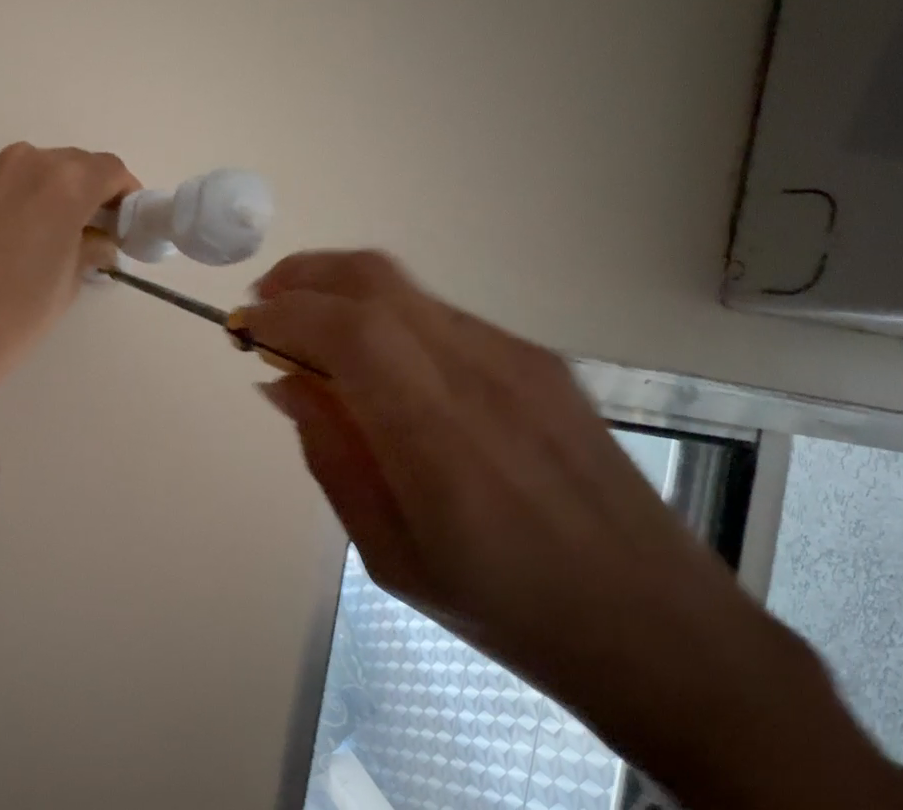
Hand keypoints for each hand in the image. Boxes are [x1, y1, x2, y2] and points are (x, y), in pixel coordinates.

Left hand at [0, 144, 137, 409]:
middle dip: (81, 190)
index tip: (123, 218)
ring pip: (23, 171)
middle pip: (66, 163)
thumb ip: (89, 250)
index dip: (122, 192)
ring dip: (38, 192)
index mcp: (64, 182)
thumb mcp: (66, 284)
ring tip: (35, 235)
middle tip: (84, 229)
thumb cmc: (13, 314)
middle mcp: (22, 162)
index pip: (108, 169)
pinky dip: (0, 202)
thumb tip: (96, 241)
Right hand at [244, 250, 902, 809]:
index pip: (346, 329)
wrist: (659, 626)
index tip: (243, 328)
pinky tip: (378, 367)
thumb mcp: (387, 551)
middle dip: (303, 276)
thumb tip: (284, 382)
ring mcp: (520, 362)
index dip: (282, 313)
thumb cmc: (505, 606)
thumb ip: (332, 455)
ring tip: (309, 336)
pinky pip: (443, 316)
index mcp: (437, 435)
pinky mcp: (544, 365)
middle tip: (263, 305)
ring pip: (409, 290)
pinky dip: (387, 317)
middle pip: (375, 279)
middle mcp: (481, 375)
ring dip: (342, 293)